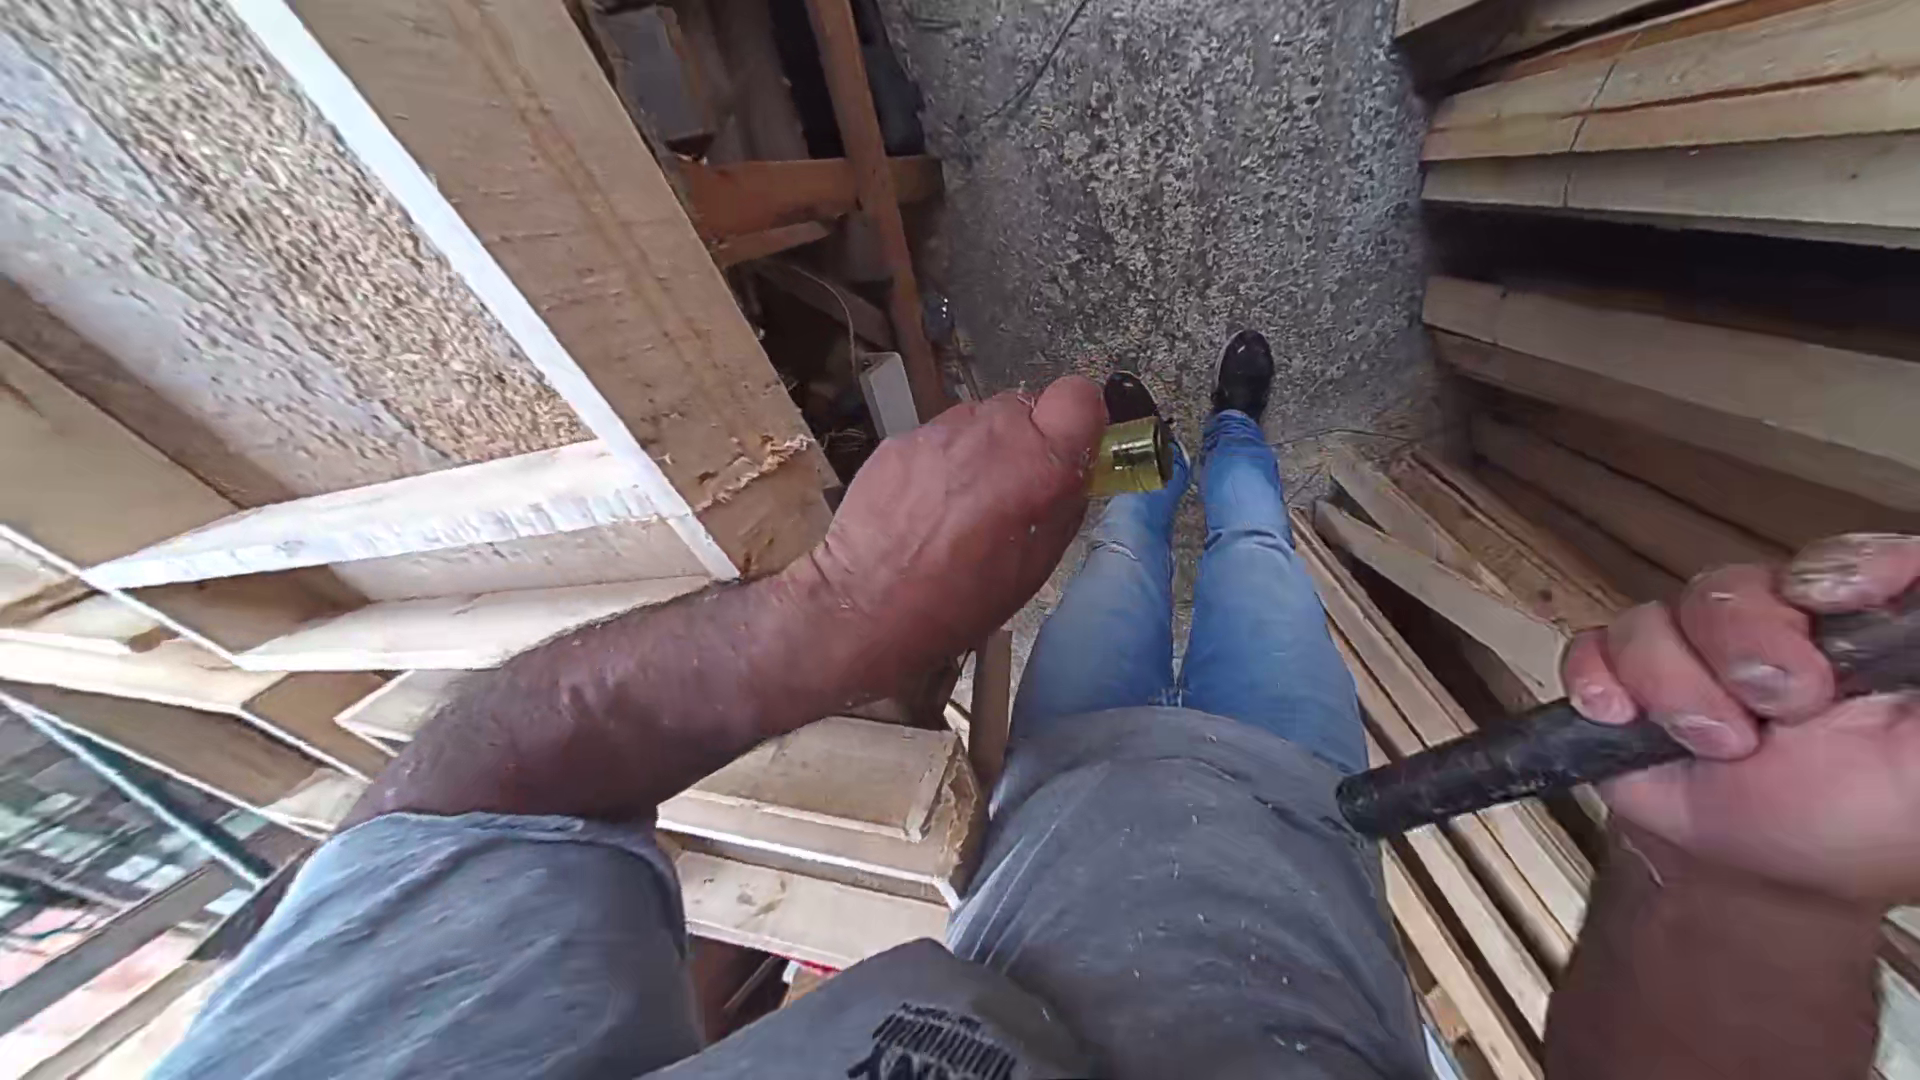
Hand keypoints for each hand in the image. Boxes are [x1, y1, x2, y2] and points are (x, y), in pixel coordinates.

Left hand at [791, 377, 1104, 687]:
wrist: (869, 605)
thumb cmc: (962, 600)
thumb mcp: (1037, 564)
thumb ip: (1063, 501)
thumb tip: (1072, 468)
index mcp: (1038, 465)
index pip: (1079, 396)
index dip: (1076, 421)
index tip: (1066, 449)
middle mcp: (992, 433)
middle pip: (1026, 407)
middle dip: (1024, 440)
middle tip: (1007, 487)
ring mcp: (940, 430)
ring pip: (979, 419)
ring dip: (981, 449)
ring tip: (959, 501)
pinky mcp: (901, 438)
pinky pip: (938, 437)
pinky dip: (941, 460)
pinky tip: (925, 502)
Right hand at [1563, 533, 1919, 905]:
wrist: (1748, 860)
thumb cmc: (1862, 820)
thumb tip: (1912, 605)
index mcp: (1856, 636)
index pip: (1853, 562)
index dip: (1838, 563)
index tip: (1826, 597)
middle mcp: (1768, 628)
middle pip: (1731, 587)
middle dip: (1744, 647)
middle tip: (1774, 706)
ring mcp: (1678, 647)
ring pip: (1649, 620)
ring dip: (1672, 686)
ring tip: (1710, 742)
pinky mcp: (1609, 669)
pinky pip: (1587, 648)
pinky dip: (1597, 683)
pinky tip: (1620, 718)